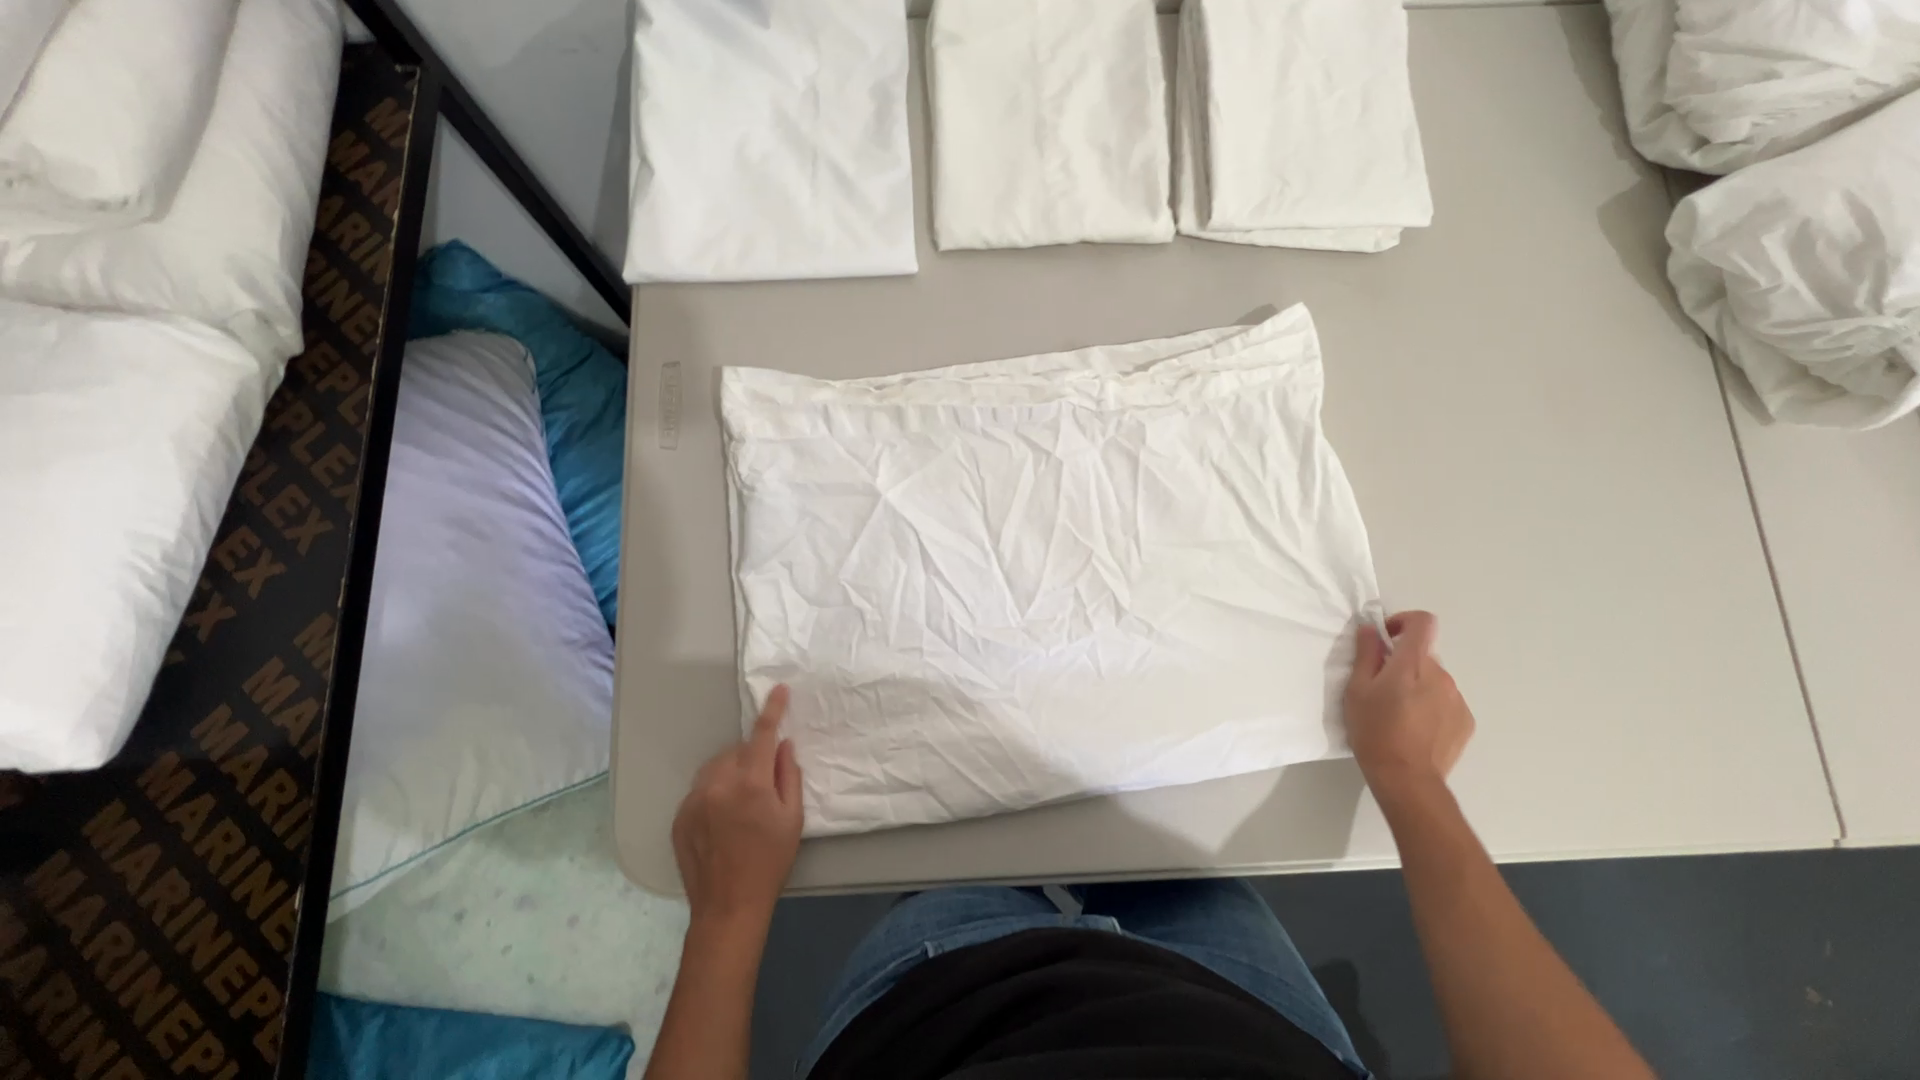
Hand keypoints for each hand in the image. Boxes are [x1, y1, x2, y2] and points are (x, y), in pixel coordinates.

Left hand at [671, 685, 803, 923]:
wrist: (728, 905)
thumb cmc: (770, 863)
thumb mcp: (793, 819)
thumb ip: (789, 776)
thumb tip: (784, 746)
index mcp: (751, 783)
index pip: (762, 735)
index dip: (772, 710)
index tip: (778, 690)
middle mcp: (718, 784)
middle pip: (737, 751)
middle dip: (752, 757)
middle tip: (764, 784)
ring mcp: (693, 800)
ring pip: (716, 768)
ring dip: (731, 772)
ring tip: (742, 803)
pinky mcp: (679, 816)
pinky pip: (700, 790)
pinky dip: (714, 793)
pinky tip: (723, 819)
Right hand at [1344, 611, 1474, 804]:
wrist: (1407, 778)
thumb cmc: (1374, 731)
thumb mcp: (1357, 690)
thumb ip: (1366, 654)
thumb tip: (1371, 630)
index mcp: (1413, 663)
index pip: (1423, 622)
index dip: (1405, 622)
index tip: (1387, 638)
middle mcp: (1442, 675)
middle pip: (1424, 656)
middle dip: (1404, 664)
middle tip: (1382, 689)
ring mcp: (1457, 698)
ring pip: (1435, 680)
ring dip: (1418, 687)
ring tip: (1399, 714)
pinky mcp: (1466, 721)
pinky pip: (1446, 702)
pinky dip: (1431, 706)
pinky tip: (1416, 729)